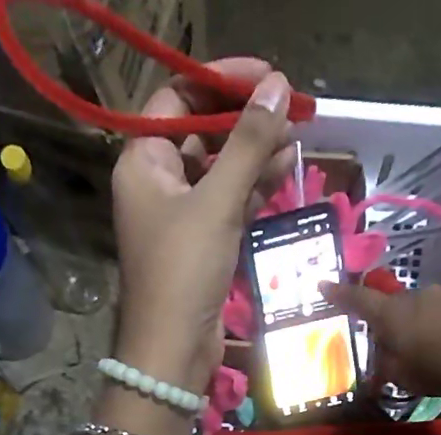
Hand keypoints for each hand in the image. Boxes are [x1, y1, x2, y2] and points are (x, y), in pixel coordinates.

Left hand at [112, 61, 293, 392]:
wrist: (173, 349)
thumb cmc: (184, 270)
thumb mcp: (216, 202)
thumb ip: (248, 144)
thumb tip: (278, 89)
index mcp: (143, 161)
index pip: (178, 99)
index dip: (220, 82)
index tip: (266, 78)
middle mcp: (158, 183)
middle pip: (203, 134)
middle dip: (245, 120)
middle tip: (289, 109)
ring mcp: (182, 216)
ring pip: (222, 171)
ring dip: (256, 154)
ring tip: (297, 136)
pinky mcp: (204, 244)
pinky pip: (231, 204)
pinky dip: (255, 188)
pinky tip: (286, 170)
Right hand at [323, 283, 440, 409]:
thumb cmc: (434, 366)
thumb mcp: (399, 375)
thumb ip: (385, 366)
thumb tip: (381, 363)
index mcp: (390, 312)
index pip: (358, 299)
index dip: (339, 294)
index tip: (323, 285)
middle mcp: (415, 297)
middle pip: (392, 306)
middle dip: (386, 322)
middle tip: (385, 344)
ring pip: (419, 311)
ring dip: (415, 328)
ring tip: (420, 353)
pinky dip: (437, 332)